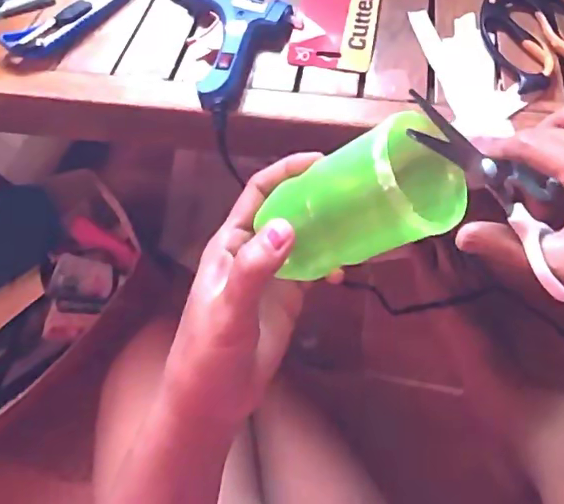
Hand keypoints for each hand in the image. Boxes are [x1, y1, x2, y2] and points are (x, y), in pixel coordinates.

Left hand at [161, 152, 321, 426]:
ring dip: (325, 229)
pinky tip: (343, 272)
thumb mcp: (230, 307)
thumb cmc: (209, 350)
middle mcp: (253, 248)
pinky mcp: (286, 297)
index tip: (317, 162)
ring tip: (355, 225)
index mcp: (232, 240)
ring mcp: (271, 273)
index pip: (259, 192)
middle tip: (348, 189)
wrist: (210, 401)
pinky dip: (329, 263)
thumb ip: (255, 268)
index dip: (285, 172)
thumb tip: (287, 226)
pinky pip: (311, 268)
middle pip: (286, 209)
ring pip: (302, 237)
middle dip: (312, 195)